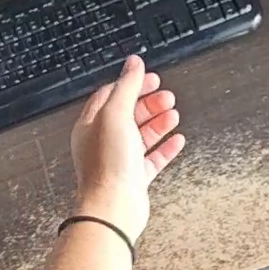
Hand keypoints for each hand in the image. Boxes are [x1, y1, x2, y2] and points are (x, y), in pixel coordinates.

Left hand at [70, 55, 184, 241]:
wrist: (114, 206)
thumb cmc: (108, 165)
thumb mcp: (116, 114)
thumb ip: (127, 87)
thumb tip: (133, 63)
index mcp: (91, 125)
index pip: (110, 96)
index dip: (130, 84)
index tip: (149, 77)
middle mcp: (103, 143)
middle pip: (128, 114)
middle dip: (148, 102)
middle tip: (166, 96)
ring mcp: (119, 161)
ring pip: (141, 135)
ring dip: (158, 122)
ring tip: (173, 113)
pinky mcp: (134, 178)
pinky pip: (152, 159)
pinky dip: (165, 147)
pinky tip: (176, 139)